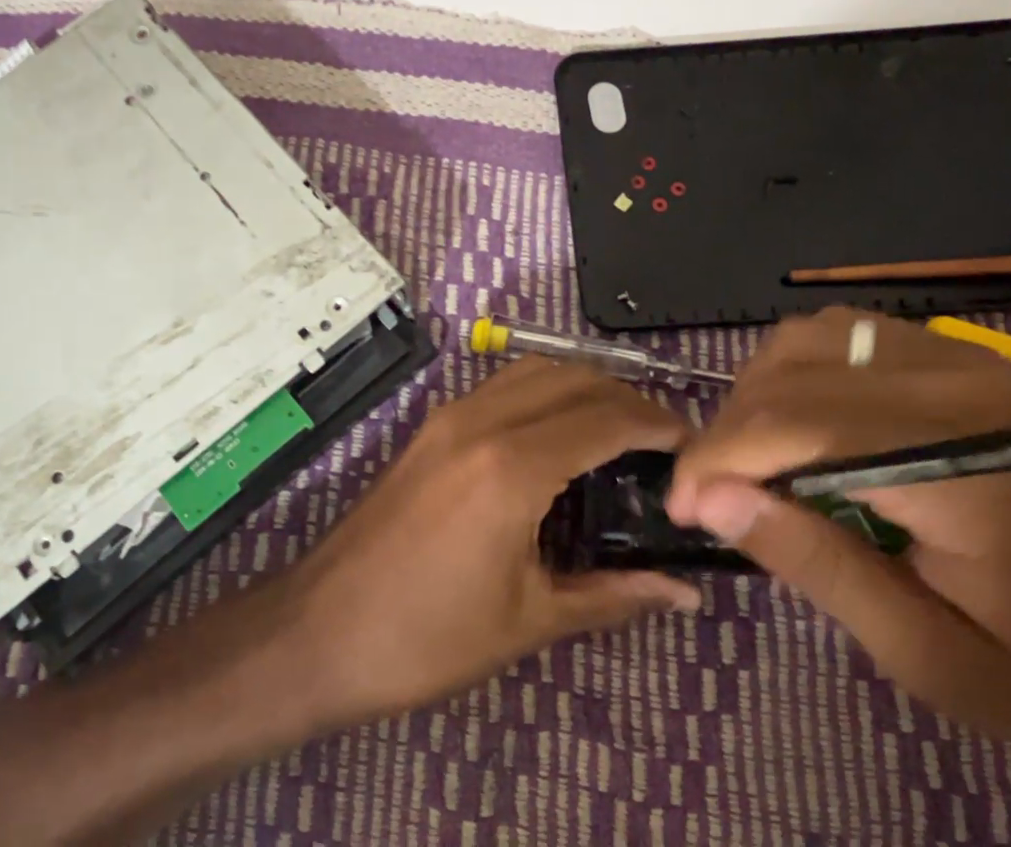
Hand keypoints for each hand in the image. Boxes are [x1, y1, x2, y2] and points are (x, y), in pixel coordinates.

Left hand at [274, 357, 700, 728]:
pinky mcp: (423, 433)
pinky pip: (496, 390)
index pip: (607, 417)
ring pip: (530, 373)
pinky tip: (555, 445)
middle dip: (627, 399)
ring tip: (615, 439)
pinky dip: (540, 396)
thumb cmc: (426, 638)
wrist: (316, 634)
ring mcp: (443, 420)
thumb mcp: (529, 619)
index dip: (660, 426)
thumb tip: (685, 591)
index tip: (693, 450)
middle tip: (661, 447)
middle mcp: (478, 422)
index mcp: (511, 465)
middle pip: (572, 377)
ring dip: (581, 389)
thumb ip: (614, 595)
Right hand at [664, 307, 1010, 761]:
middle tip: (713, 500)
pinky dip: (799, 374)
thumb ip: (818, 567)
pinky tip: (801, 430)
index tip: (679, 510)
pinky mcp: (973, 361)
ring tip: (753, 464)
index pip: (801, 423)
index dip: (717, 457)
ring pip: (813, 337)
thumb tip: (711, 499)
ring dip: (758, 395)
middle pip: (795, 370)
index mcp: (972, 472)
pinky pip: (850, 335)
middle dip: (727, 431)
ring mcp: (976, 364)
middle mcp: (971, 392)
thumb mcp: (932, 659)